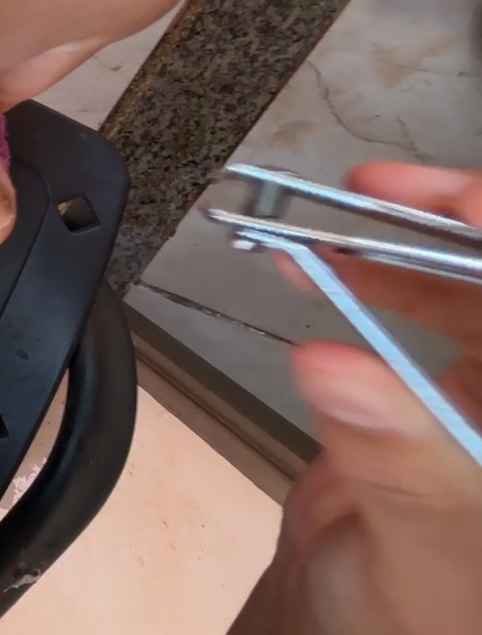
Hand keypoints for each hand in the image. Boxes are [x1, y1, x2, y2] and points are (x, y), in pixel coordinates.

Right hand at [235, 164, 481, 633]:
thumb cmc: (418, 629)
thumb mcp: (425, 570)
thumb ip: (401, 474)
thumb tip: (332, 366)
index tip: (456, 202)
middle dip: (465, 231)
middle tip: (381, 188)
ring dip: (410, 249)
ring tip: (327, 218)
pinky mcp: (455, 402)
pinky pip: (427, 322)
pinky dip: (368, 282)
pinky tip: (314, 266)